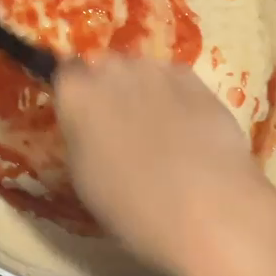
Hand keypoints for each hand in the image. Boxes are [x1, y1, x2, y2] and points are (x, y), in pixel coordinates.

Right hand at [54, 56, 275, 275]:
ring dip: (144, 92)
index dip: (77, 93)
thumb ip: (80, 135)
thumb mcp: (85, 178)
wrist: (208, 207)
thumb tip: (88, 123)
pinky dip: (176, 98)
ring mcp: (154, 68)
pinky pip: (173, 80)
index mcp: (76, 93)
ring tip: (161, 134)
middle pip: (104, 68)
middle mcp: (111, 68)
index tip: (85, 116)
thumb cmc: (134, 206)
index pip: (66, 73)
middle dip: (110, 89)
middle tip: (123, 129)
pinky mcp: (191, 76)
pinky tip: (188, 132)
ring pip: (141, 73)